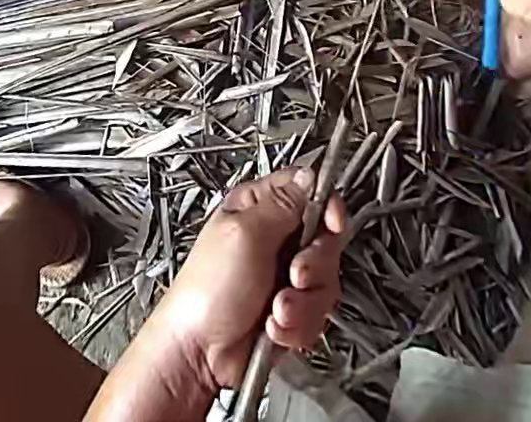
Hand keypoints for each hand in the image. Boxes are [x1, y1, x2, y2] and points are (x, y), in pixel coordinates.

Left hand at [145, 168, 345, 393]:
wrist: (199, 353)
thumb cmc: (207, 290)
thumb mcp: (245, 235)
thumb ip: (282, 205)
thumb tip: (308, 176)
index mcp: (258, 206)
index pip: (306, 189)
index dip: (325, 204)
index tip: (331, 223)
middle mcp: (274, 235)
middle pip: (324, 236)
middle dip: (314, 263)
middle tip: (294, 274)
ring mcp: (283, 272)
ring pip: (325, 278)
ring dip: (303, 301)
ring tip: (277, 308)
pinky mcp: (292, 306)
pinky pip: (318, 311)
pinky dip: (299, 323)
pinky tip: (274, 325)